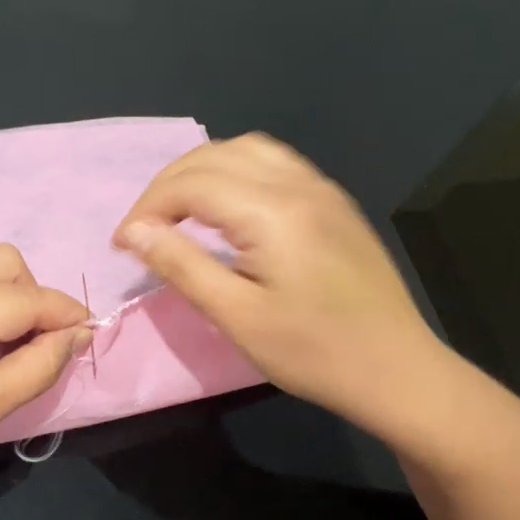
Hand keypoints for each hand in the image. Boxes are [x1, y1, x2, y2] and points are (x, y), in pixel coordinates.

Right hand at [112, 133, 442, 422]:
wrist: (397, 370)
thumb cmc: (313, 353)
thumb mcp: (237, 316)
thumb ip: (182, 265)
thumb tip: (134, 231)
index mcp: (273, 211)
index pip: (190, 184)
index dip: (147, 209)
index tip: (122, 246)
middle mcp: (298, 184)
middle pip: (214, 156)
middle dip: (167, 186)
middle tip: (143, 230)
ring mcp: (321, 188)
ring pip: (245, 149)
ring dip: (201, 171)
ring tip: (177, 211)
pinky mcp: (333, 202)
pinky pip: (273, 162)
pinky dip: (234, 171)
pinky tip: (225, 207)